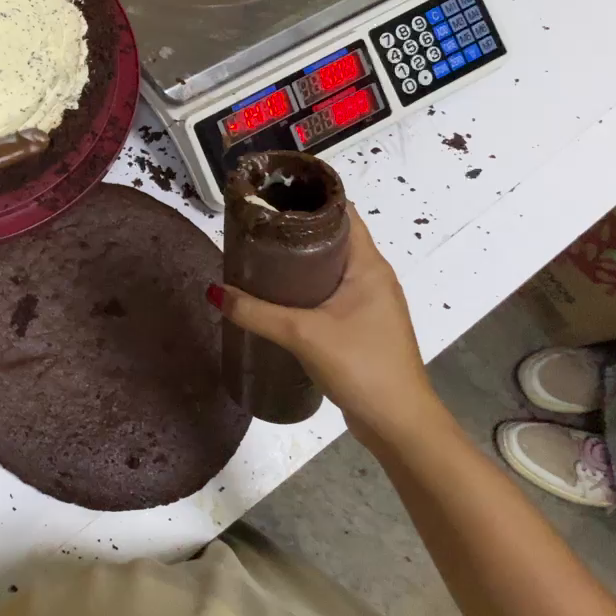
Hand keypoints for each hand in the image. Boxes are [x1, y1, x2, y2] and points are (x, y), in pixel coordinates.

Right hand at [213, 209, 444, 444]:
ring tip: (255, 253)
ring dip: (296, 257)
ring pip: (327, 265)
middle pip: (331, 236)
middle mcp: (372, 277)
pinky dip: (302, 283)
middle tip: (253, 222)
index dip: (309, 197)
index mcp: (368, 266)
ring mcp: (368, 302)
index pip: (342, 213)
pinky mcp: (359, 324)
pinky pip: (327, 290)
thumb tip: (215, 291)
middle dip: (293, 226)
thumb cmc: (362, 366)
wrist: (400, 425)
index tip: (272, 191)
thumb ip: (255, 312)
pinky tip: (273, 293)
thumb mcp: (302, 334)